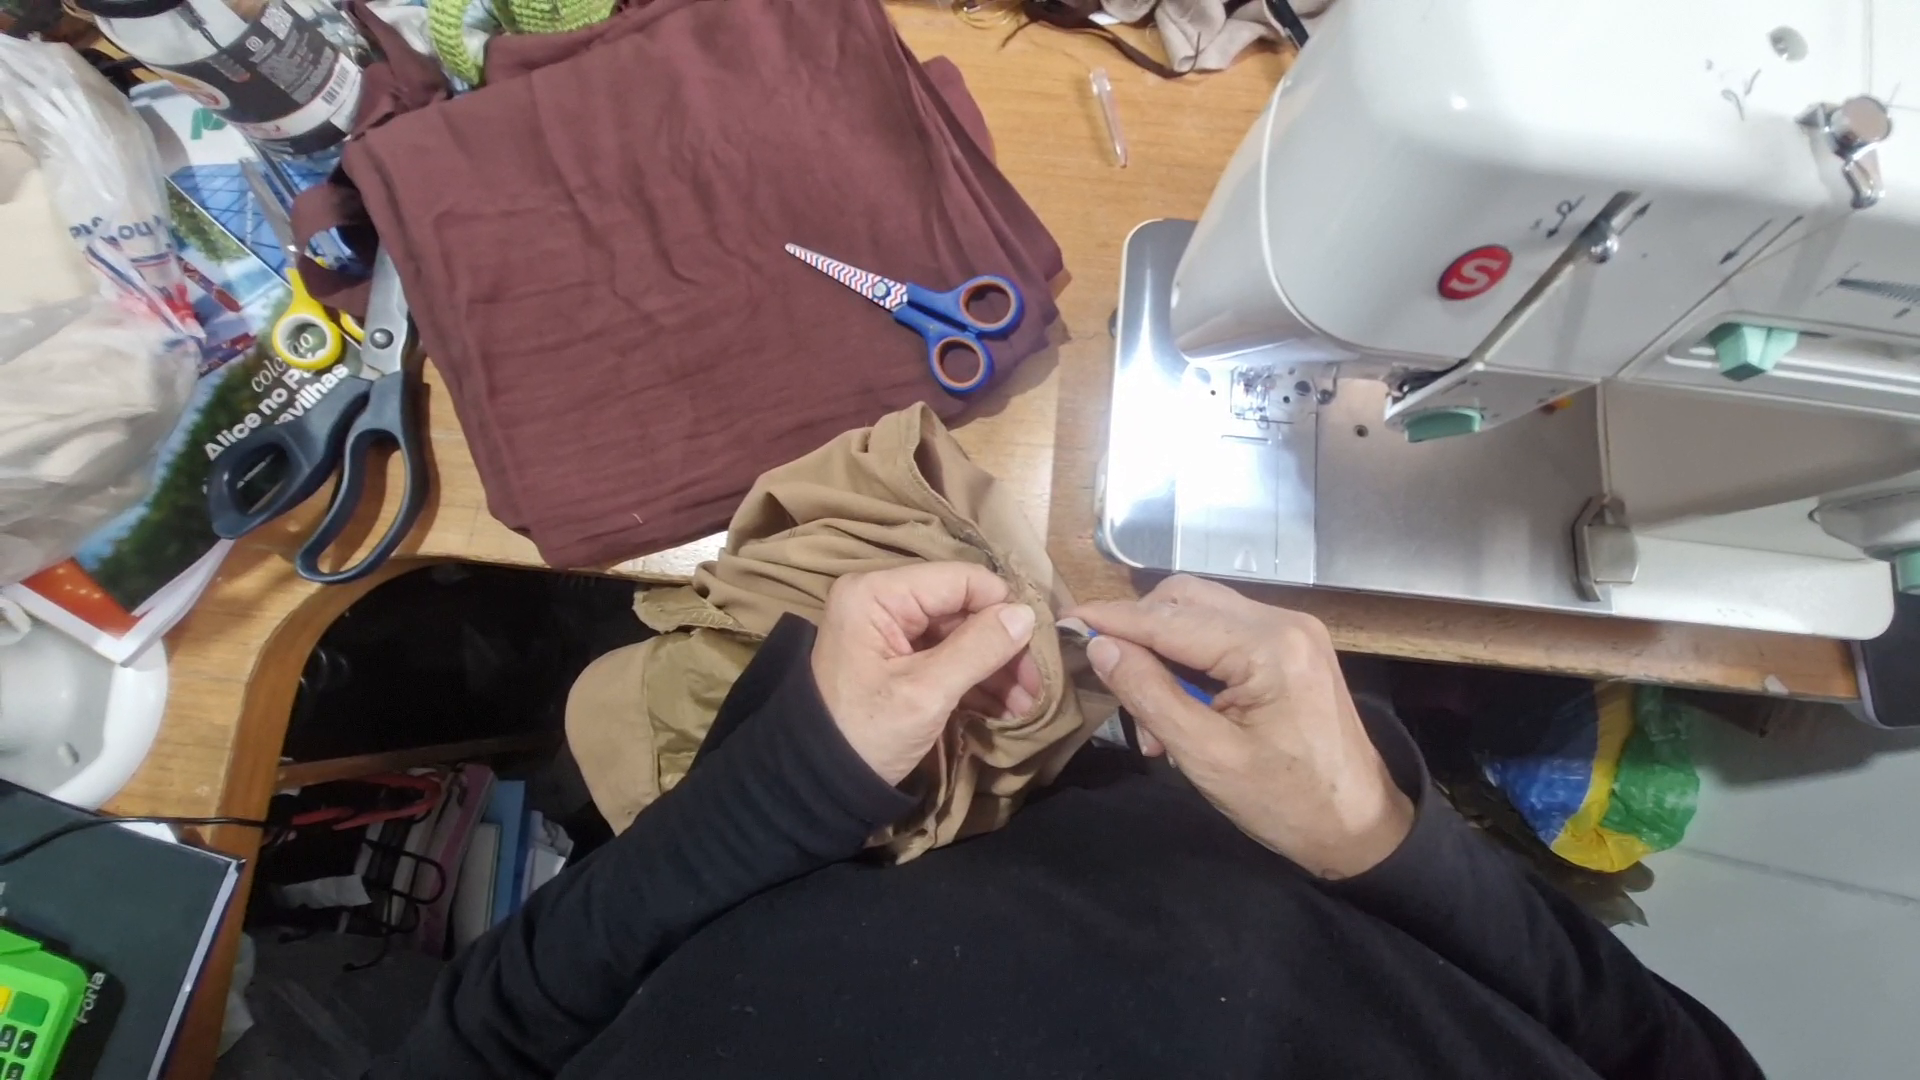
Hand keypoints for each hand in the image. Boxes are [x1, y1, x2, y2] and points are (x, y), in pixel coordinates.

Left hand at [811, 563, 1040, 785]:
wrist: (819, 784)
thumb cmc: (866, 734)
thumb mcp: (925, 693)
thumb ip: (977, 649)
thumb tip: (1026, 614)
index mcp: (878, 593)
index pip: (960, 579)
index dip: (1003, 608)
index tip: (1037, 648)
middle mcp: (885, 600)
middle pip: (964, 607)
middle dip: (1004, 646)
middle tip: (1036, 686)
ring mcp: (893, 630)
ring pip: (962, 634)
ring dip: (997, 667)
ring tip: (1027, 705)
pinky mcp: (901, 658)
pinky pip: (950, 656)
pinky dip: (978, 679)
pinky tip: (1006, 707)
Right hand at [1069, 576, 1412, 879]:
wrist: (1363, 829)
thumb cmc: (1288, 803)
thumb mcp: (1207, 757)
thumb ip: (1149, 694)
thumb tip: (1099, 646)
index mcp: (1268, 646)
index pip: (1168, 620)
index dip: (1110, 620)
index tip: (1063, 622)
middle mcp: (1281, 620)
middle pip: (1182, 599)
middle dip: (1136, 630)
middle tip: (1108, 676)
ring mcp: (1287, 629)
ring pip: (1196, 611)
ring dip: (1159, 648)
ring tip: (1148, 715)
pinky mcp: (1287, 645)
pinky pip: (1218, 632)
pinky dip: (1186, 659)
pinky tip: (1177, 705)